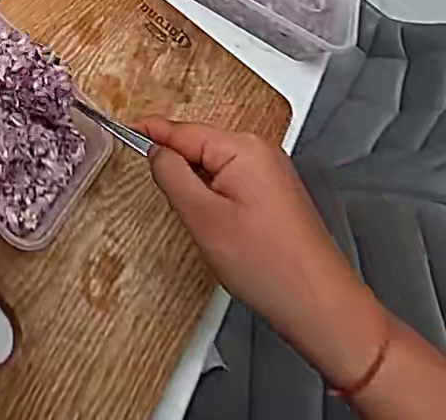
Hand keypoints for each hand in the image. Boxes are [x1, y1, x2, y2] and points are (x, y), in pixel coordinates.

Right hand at [137, 117, 388, 389]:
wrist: (328, 316)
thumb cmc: (268, 268)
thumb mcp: (201, 217)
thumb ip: (168, 172)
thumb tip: (153, 149)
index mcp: (242, 148)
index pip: (178, 130)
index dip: (146, 134)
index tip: (117, 133)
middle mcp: (259, 150)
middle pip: (193, 146)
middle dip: (176, 169)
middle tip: (177, 205)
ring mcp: (270, 171)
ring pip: (208, 165)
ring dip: (195, 186)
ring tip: (204, 222)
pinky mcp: (273, 191)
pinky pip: (225, 179)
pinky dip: (212, 196)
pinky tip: (222, 227)